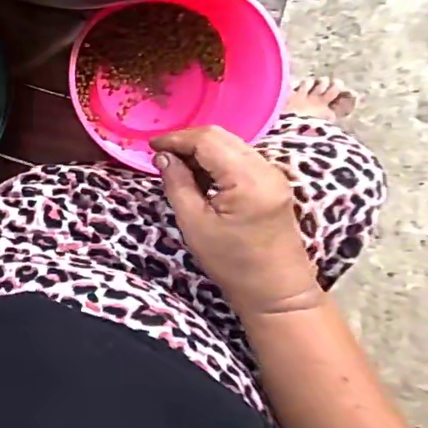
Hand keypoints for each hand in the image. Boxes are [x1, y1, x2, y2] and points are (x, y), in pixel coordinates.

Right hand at [151, 126, 320, 316]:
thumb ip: (177, 183)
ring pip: (230, 144)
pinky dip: (215, 158)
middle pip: (220, 137)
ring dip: (201, 149)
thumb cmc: (231, 262)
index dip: (176, 139)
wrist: (276, 291)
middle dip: (187, 141)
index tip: (151, 147)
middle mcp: (266, 170)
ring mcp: (273, 175)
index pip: (207, 141)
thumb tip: (163, 157)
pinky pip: (239, 157)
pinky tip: (198, 173)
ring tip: (176, 165)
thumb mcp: (194, 223)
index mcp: (248, 180)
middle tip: (161, 155)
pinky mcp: (273, 183)